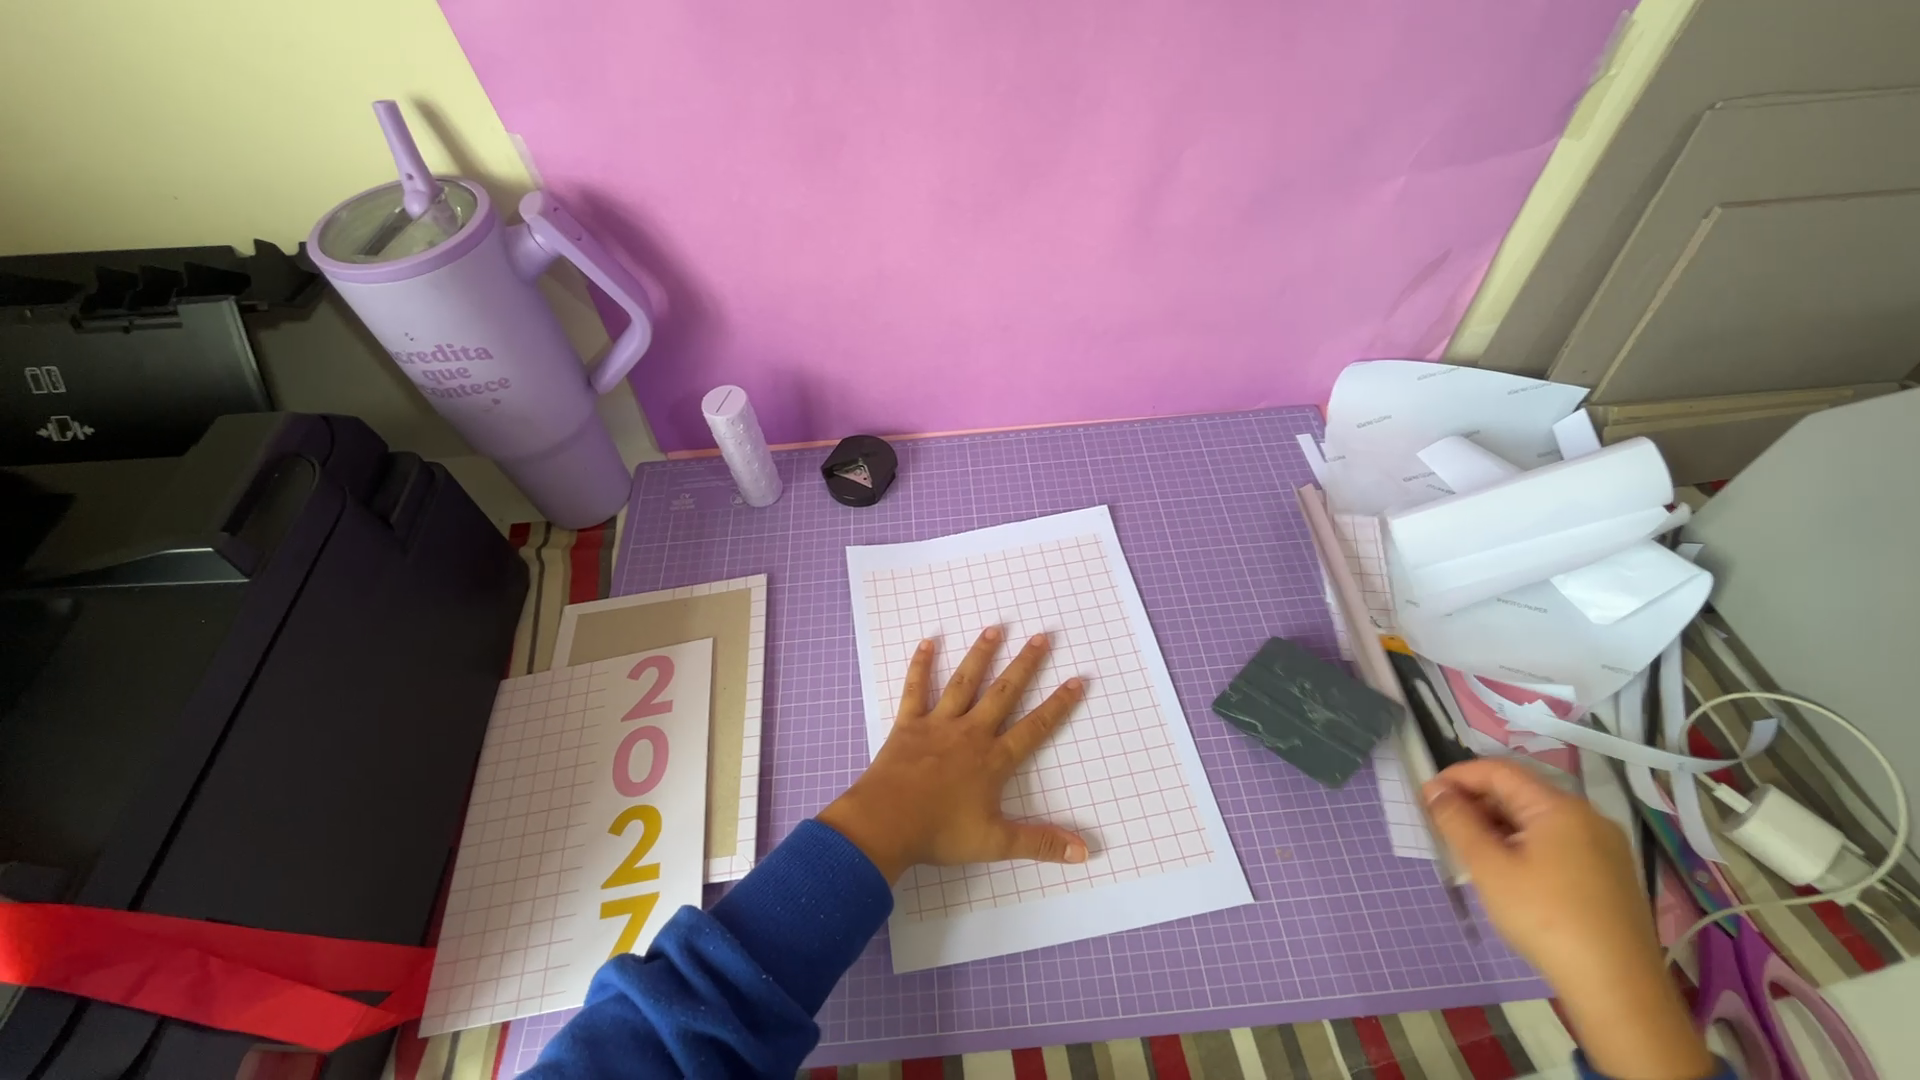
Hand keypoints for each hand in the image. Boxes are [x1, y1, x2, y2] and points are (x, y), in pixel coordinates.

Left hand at [817, 628, 1087, 883]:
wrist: (885, 823)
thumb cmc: (939, 833)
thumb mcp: (995, 843)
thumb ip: (1040, 844)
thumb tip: (1085, 852)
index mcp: (993, 760)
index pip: (1034, 728)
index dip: (1057, 705)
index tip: (1076, 680)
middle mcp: (970, 733)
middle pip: (1003, 693)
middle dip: (1025, 664)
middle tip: (1041, 637)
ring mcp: (938, 724)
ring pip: (964, 682)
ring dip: (980, 654)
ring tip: (994, 628)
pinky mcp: (908, 724)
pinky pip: (915, 689)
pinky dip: (920, 665)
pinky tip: (927, 642)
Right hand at [1426, 759, 1718, 1079]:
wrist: (1617, 987)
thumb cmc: (1544, 918)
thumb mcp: (1488, 866)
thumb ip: (1456, 820)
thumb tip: (1435, 789)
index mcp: (1560, 807)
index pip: (1499, 771)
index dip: (1457, 776)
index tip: (1425, 796)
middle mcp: (1588, 817)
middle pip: (1520, 793)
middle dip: (1477, 803)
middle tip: (1443, 826)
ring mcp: (1605, 846)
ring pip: (1538, 819)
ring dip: (1498, 825)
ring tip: (1470, 851)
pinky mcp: (1611, 874)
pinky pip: (1558, 842)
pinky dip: (1524, 844)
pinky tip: (1509, 871)